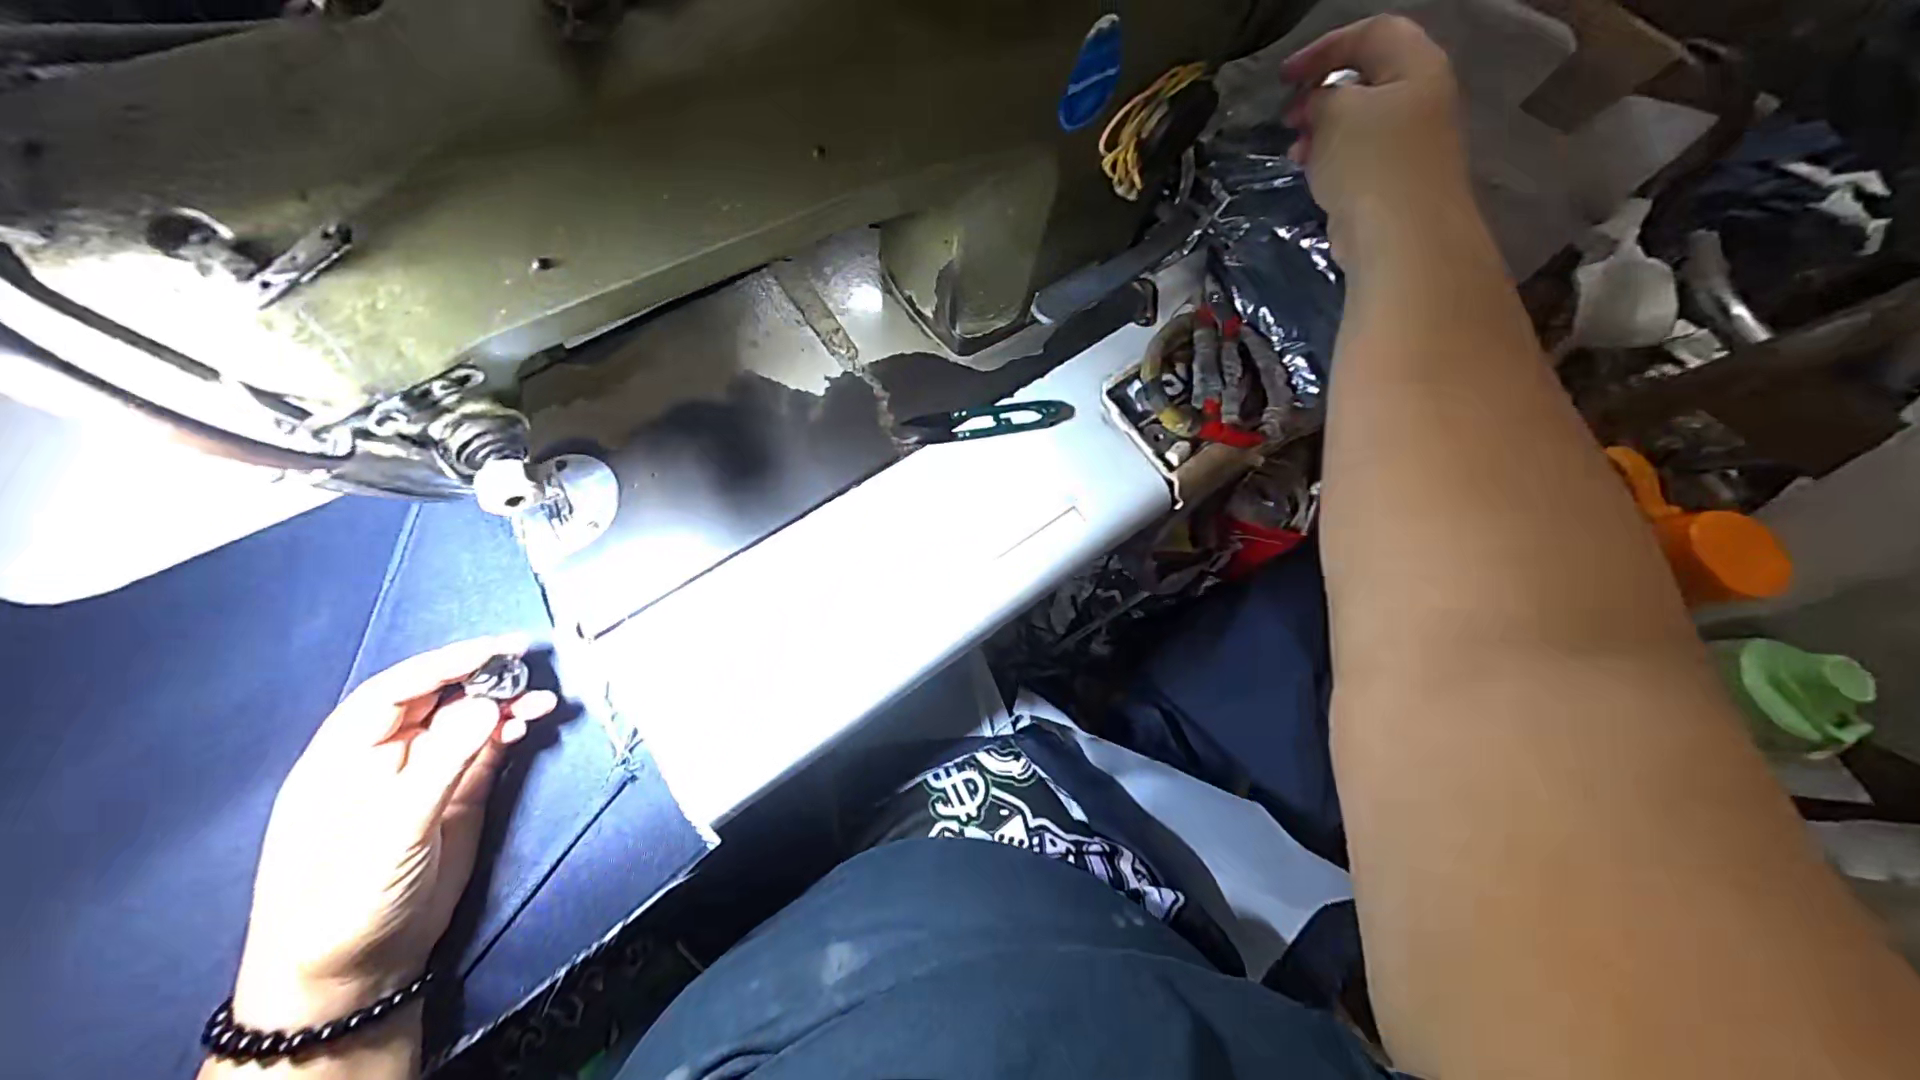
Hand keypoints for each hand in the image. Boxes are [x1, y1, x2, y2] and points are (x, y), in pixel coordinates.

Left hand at [231, 636, 557, 1030]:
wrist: (357, 971)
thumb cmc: (345, 903)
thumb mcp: (390, 832)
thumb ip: (439, 765)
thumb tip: (485, 705)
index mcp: (345, 758)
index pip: (397, 691)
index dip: (446, 663)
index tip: (497, 649)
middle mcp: (387, 757)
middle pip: (438, 698)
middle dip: (482, 676)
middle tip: (527, 664)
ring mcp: (426, 775)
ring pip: (469, 721)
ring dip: (505, 704)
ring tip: (541, 699)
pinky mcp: (459, 795)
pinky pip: (489, 749)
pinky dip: (512, 731)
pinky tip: (530, 722)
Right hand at [1280, 16, 1469, 260]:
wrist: (1400, 235)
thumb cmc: (1372, 163)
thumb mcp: (1338, 114)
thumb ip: (1322, 98)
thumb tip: (1318, 105)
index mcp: (1416, 68)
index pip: (1371, 34)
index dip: (1323, 49)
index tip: (1284, 78)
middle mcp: (1420, 100)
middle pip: (1365, 80)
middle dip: (1320, 95)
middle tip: (1288, 117)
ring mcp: (1408, 144)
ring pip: (1357, 123)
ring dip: (1321, 132)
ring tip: (1295, 151)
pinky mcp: (1392, 181)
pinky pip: (1357, 158)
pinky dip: (1330, 160)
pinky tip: (1311, 175)